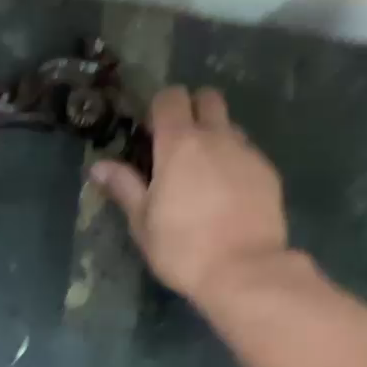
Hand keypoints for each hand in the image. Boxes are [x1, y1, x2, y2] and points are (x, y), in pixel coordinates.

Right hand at [92, 87, 289, 300]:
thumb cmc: (181, 248)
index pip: (170, 98)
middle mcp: (217, 137)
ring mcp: (247, 152)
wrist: (243, 268)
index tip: (149, 133)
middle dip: (191, 110)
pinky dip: (233, 163)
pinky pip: (246, 153)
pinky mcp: (268, 172)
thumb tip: (98, 166)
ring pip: (229, 126)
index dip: (158, 108)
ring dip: (214, 137)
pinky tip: (225, 196)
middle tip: (176, 146)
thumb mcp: (142, 222)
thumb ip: (123, 187)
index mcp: (179, 145)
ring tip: (202, 175)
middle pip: (207, 98)